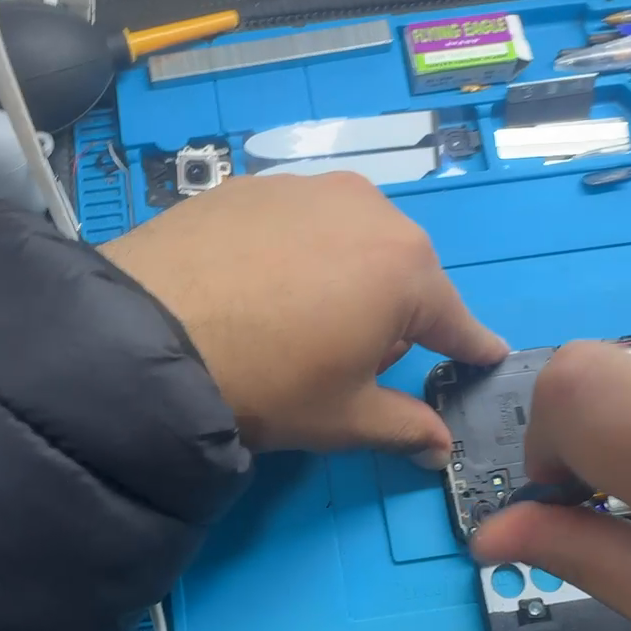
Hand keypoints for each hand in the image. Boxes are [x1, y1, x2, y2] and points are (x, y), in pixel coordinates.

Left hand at [102, 174, 506, 461]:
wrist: (147, 333)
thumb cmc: (267, 382)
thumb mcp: (342, 418)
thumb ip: (404, 428)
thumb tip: (441, 447)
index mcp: (407, 270)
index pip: (454, 319)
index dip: (469, 346)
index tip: (484, 356)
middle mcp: (368, 211)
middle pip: (400, 274)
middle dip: (389, 316)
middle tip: (344, 358)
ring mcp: (306, 188)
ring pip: (349, 241)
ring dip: (342, 278)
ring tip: (293, 321)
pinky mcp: (252, 183)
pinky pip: (296, 224)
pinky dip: (293, 254)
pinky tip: (254, 288)